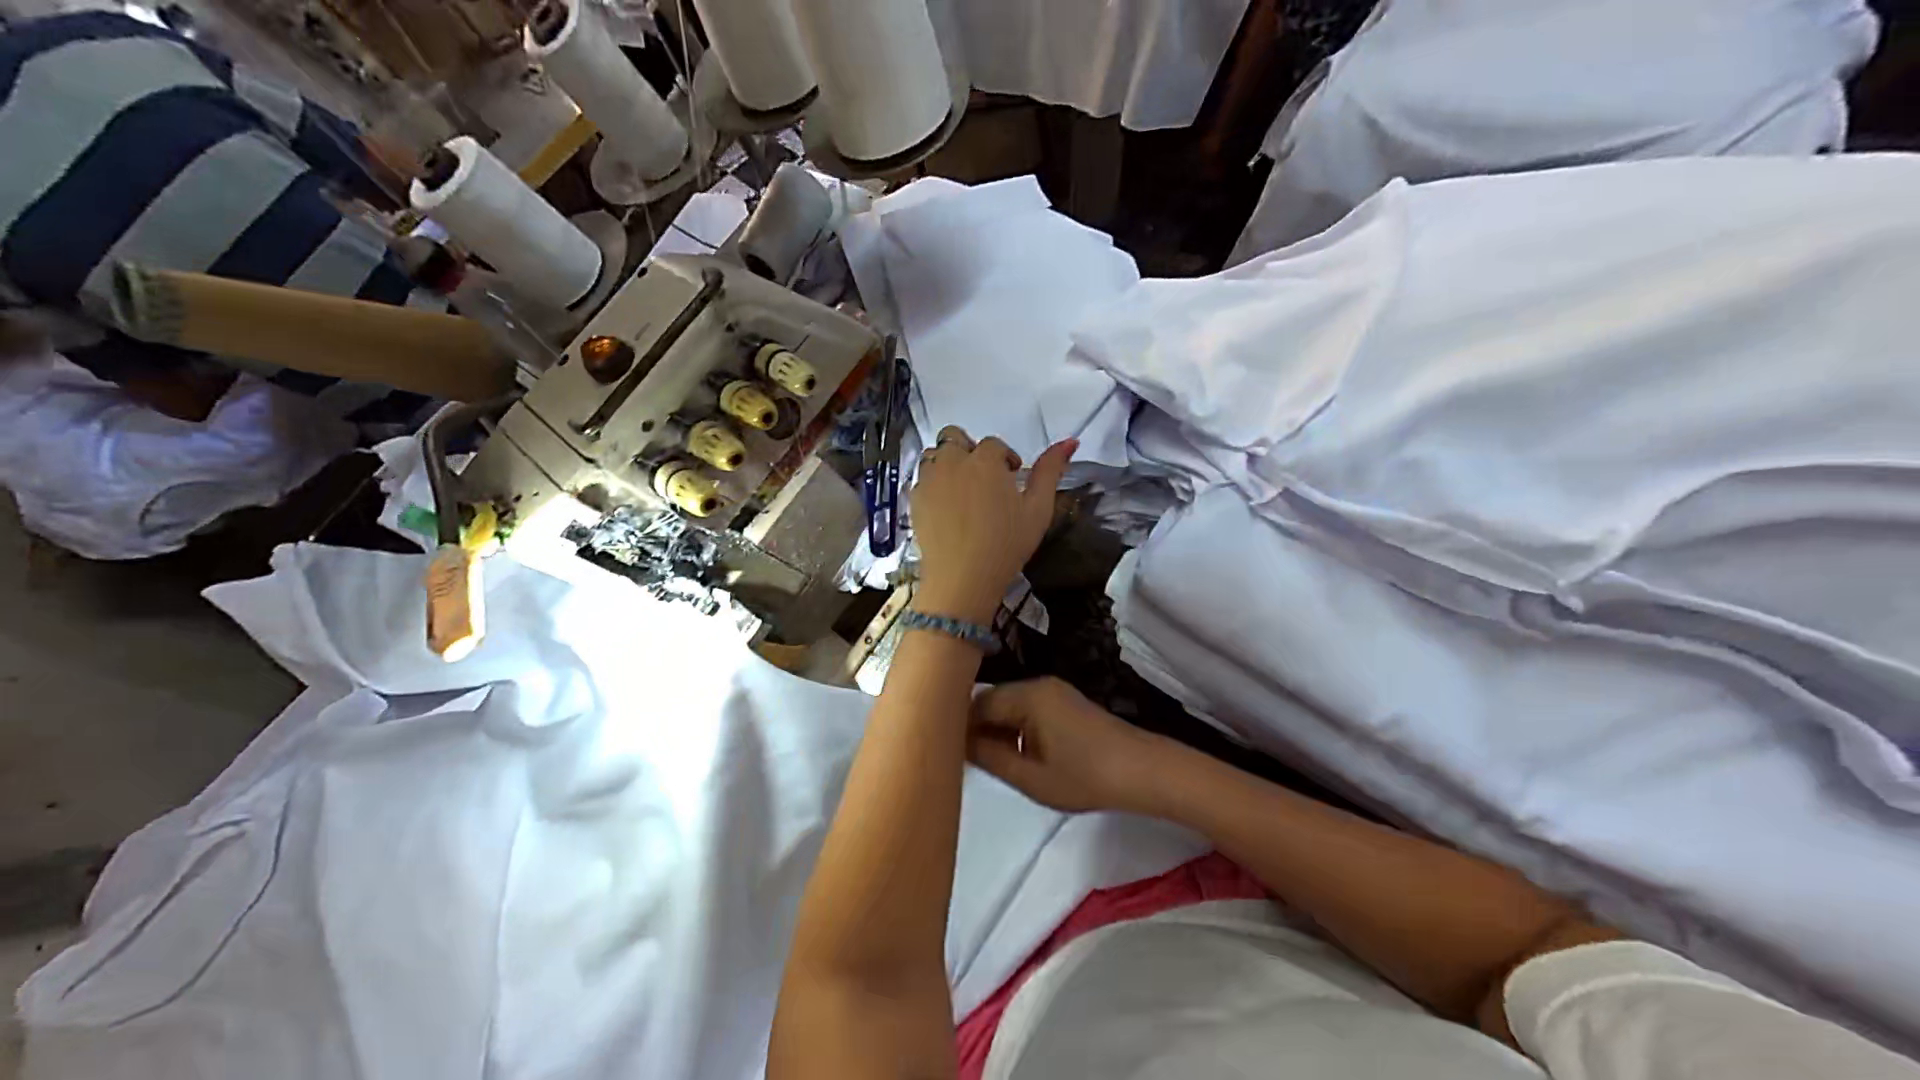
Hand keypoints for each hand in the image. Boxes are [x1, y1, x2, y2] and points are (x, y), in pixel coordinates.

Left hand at [910, 427, 1074, 622]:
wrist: (962, 579)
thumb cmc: (1005, 545)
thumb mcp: (1038, 509)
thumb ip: (1050, 471)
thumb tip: (1069, 442)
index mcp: (985, 460)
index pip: (995, 444)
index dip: (1005, 458)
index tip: (1010, 477)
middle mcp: (953, 462)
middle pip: (955, 437)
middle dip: (969, 450)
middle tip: (983, 477)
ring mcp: (929, 480)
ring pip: (934, 454)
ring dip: (948, 462)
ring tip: (963, 489)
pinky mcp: (914, 499)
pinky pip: (921, 478)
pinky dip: (933, 483)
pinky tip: (946, 506)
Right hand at [968, 678, 1175, 813]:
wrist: (1142, 771)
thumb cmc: (1085, 776)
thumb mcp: (1031, 777)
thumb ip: (991, 758)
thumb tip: (961, 743)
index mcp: (1027, 696)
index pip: (978, 703)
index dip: (960, 727)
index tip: (948, 752)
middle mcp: (1038, 685)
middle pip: (992, 700)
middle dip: (977, 727)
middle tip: (966, 760)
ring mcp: (1054, 691)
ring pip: (1009, 705)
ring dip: (997, 729)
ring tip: (989, 760)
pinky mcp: (1065, 702)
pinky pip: (1027, 708)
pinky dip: (1015, 728)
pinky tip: (1016, 753)